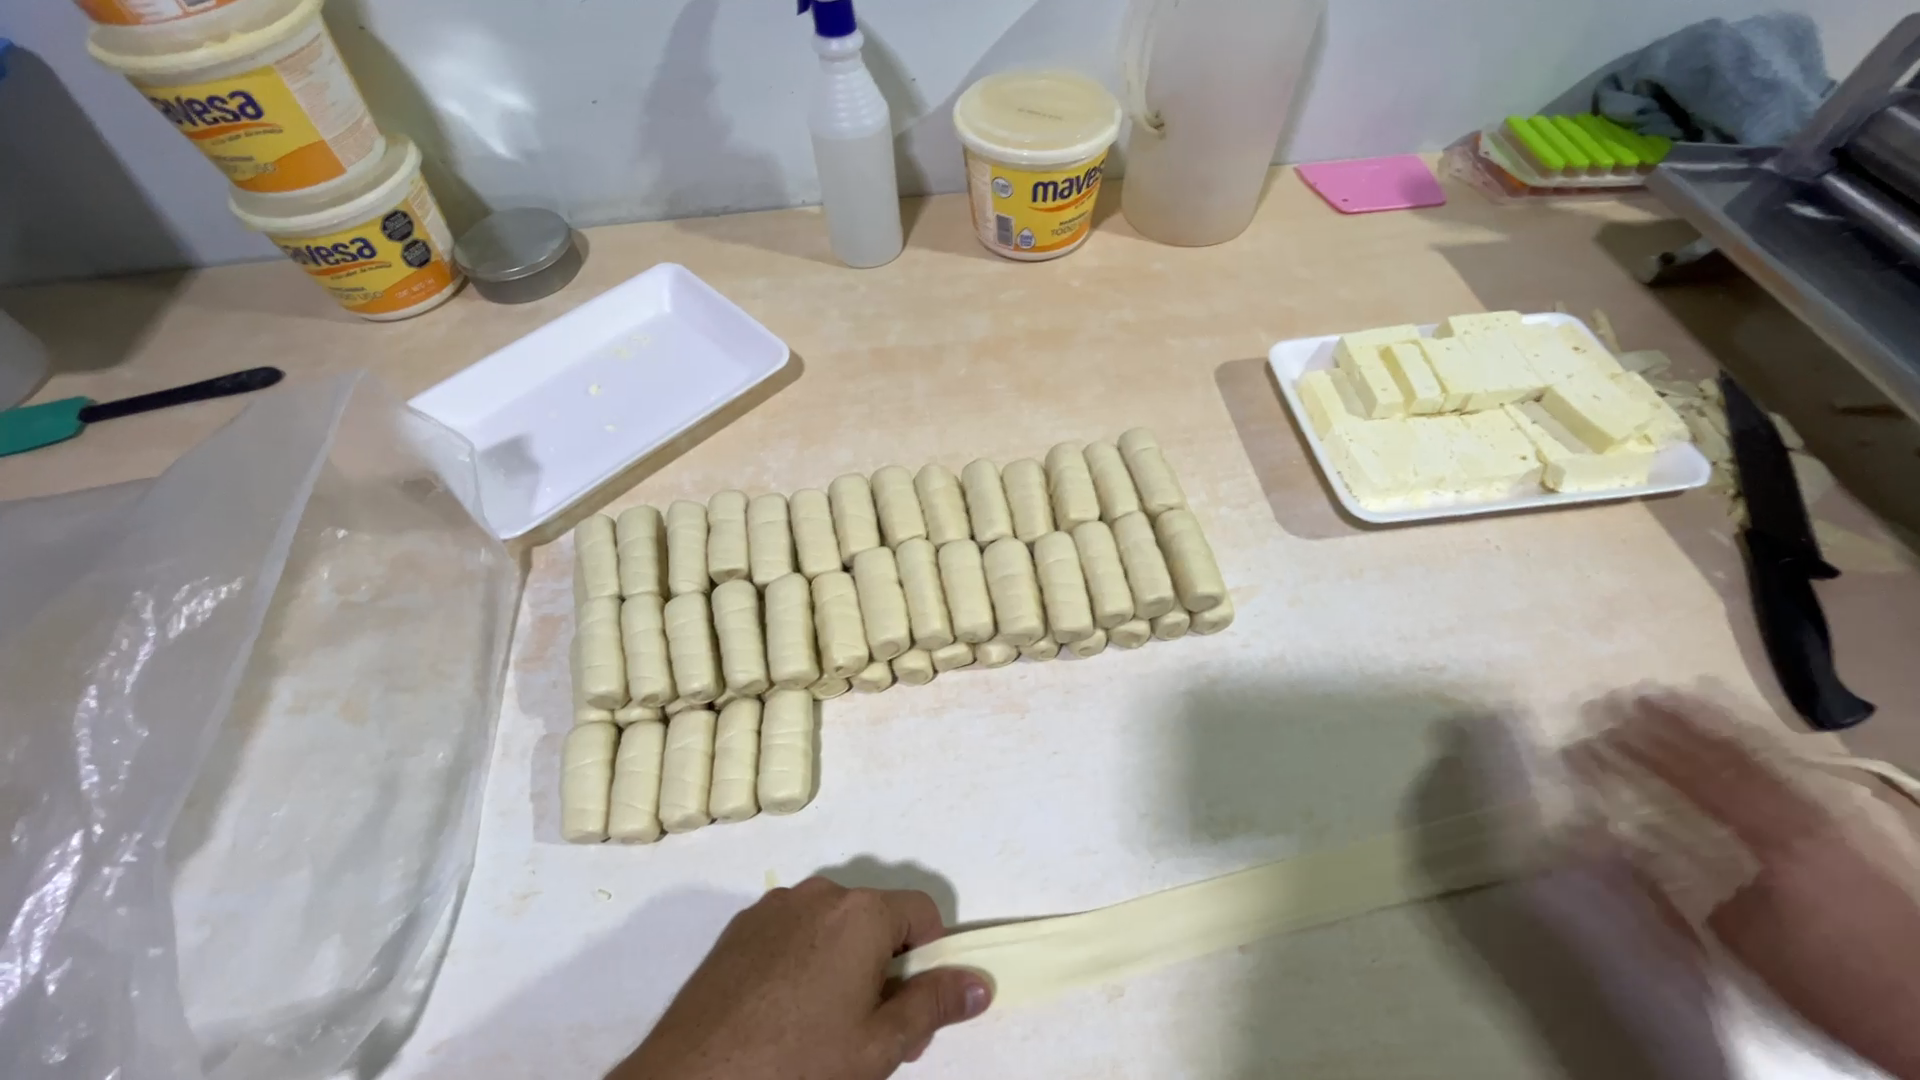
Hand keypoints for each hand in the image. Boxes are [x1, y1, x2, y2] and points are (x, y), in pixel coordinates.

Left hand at [611, 878, 990, 1079]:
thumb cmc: (798, 1064)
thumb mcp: (879, 1046)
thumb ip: (934, 1005)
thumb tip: (980, 982)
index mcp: (860, 912)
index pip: (923, 914)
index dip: (931, 961)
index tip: (913, 1012)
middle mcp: (819, 893)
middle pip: (877, 919)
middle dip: (887, 968)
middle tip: (872, 1034)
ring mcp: (773, 907)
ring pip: (833, 927)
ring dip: (845, 965)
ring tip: (825, 1029)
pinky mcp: (739, 928)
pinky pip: (793, 932)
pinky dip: (805, 961)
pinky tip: (783, 1015)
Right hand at [1577, 693, 1919, 1079]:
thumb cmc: (1824, 977)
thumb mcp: (1737, 936)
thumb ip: (1673, 880)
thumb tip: (1608, 839)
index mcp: (1773, 839)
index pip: (1687, 781)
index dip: (1632, 757)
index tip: (1586, 741)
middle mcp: (1805, 815)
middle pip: (1724, 755)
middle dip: (1664, 726)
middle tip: (1613, 702)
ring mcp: (1835, 815)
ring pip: (1762, 751)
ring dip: (1708, 720)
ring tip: (1663, 693)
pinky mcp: (1854, 824)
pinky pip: (1796, 765)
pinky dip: (1757, 736)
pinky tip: (1733, 724)